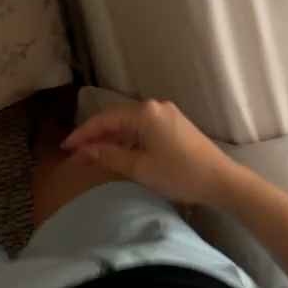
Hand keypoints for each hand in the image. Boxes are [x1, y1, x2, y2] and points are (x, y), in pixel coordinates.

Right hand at [62, 99, 244, 205]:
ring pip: (129, 125)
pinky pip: (142, 129)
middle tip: (76, 155)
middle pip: (116, 119)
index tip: (66, 148)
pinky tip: (119, 154)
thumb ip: (109, 155)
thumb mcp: (140, 168)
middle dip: (95, 137)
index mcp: (144, 112)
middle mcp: (154, 107)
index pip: (105, 119)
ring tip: (92, 157)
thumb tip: (84, 151)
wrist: (221, 180)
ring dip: (111, 140)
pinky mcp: (174, 125)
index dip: (83, 134)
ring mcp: (166, 115)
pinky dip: (127, 141)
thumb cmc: (179, 173)